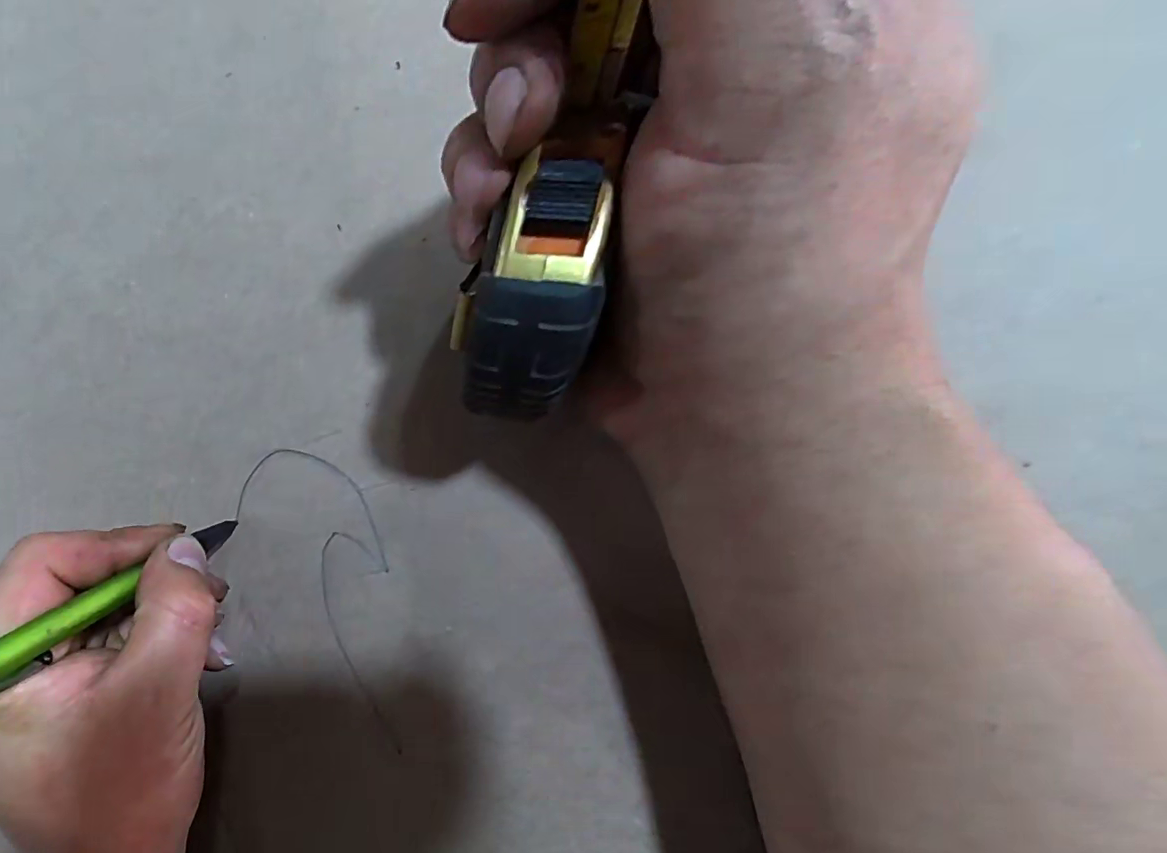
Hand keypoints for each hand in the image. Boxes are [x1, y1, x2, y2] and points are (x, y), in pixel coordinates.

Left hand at [0, 526, 229, 852]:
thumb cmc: (126, 800)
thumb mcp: (158, 694)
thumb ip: (175, 609)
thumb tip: (184, 548)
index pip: (41, 563)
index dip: (113, 545)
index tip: (180, 552)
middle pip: (67, 585)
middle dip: (143, 582)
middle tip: (207, 590)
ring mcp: (23, 687)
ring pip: (90, 614)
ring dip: (153, 612)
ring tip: (209, 631)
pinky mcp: (55, 703)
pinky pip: (99, 646)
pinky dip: (146, 640)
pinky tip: (193, 654)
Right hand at [442, 0, 981, 444]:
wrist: (726, 404)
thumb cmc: (771, 247)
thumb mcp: (785, 64)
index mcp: (784, 4)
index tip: (494, 10)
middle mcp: (697, 64)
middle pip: (571, 15)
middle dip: (521, 60)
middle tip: (525, 124)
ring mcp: (625, 146)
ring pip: (520, 95)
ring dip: (483, 144)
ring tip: (494, 202)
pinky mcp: (572, 212)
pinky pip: (500, 173)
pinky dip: (475, 197)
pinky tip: (481, 233)